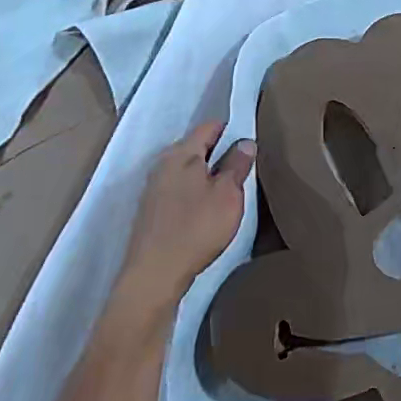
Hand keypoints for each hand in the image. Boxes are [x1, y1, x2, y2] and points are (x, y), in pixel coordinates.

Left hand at [115, 120, 255, 311]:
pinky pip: (178, 188)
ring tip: (228, 186)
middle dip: (219, 151)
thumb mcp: (228, 193)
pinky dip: (194, 190)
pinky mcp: (151, 211)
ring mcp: (153, 188)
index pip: (209, 126)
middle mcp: (163, 165)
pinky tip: (207, 207)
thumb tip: (245, 142)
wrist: (155, 274)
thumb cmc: (197, 227)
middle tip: (244, 163)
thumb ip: (237, 164)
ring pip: (186, 169)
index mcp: (182, 154)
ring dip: (206, 173)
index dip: (231, 129)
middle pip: (195, 147)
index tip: (250, 140)